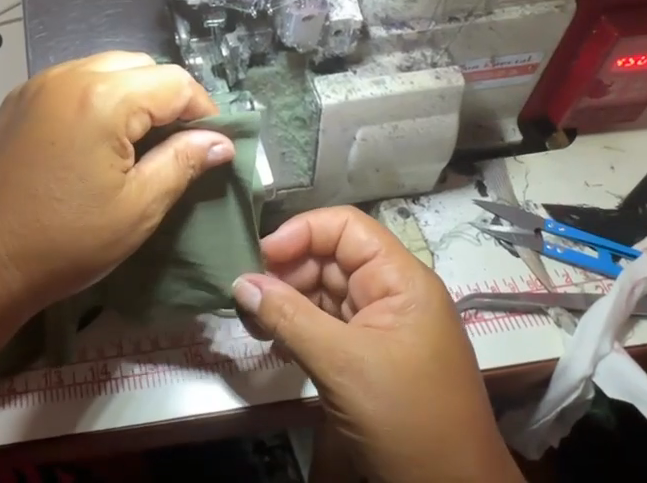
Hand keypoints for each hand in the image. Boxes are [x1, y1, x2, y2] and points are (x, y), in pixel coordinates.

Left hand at [0, 51, 230, 330]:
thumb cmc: (64, 242)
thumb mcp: (137, 209)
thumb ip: (183, 164)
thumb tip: (220, 141)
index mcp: (103, 98)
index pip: (174, 81)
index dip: (203, 110)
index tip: (212, 146)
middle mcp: (70, 75)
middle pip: (140, 65)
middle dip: (167, 97)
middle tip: (177, 144)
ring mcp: (39, 84)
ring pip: (106, 67)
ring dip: (132, 93)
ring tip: (139, 142)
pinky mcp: (19, 99)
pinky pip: (74, 80)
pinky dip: (98, 96)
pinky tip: (98, 138)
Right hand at [234, 207, 521, 482]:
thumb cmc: (407, 418)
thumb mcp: (342, 365)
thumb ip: (288, 317)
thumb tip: (240, 282)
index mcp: (401, 280)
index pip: (346, 228)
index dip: (301, 232)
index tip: (262, 257)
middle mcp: (392, 294)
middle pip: (330, 258)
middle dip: (287, 272)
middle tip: (248, 298)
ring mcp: (381, 326)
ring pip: (324, 292)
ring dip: (286, 302)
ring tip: (253, 323)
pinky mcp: (369, 357)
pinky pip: (327, 325)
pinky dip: (297, 328)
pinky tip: (271, 342)